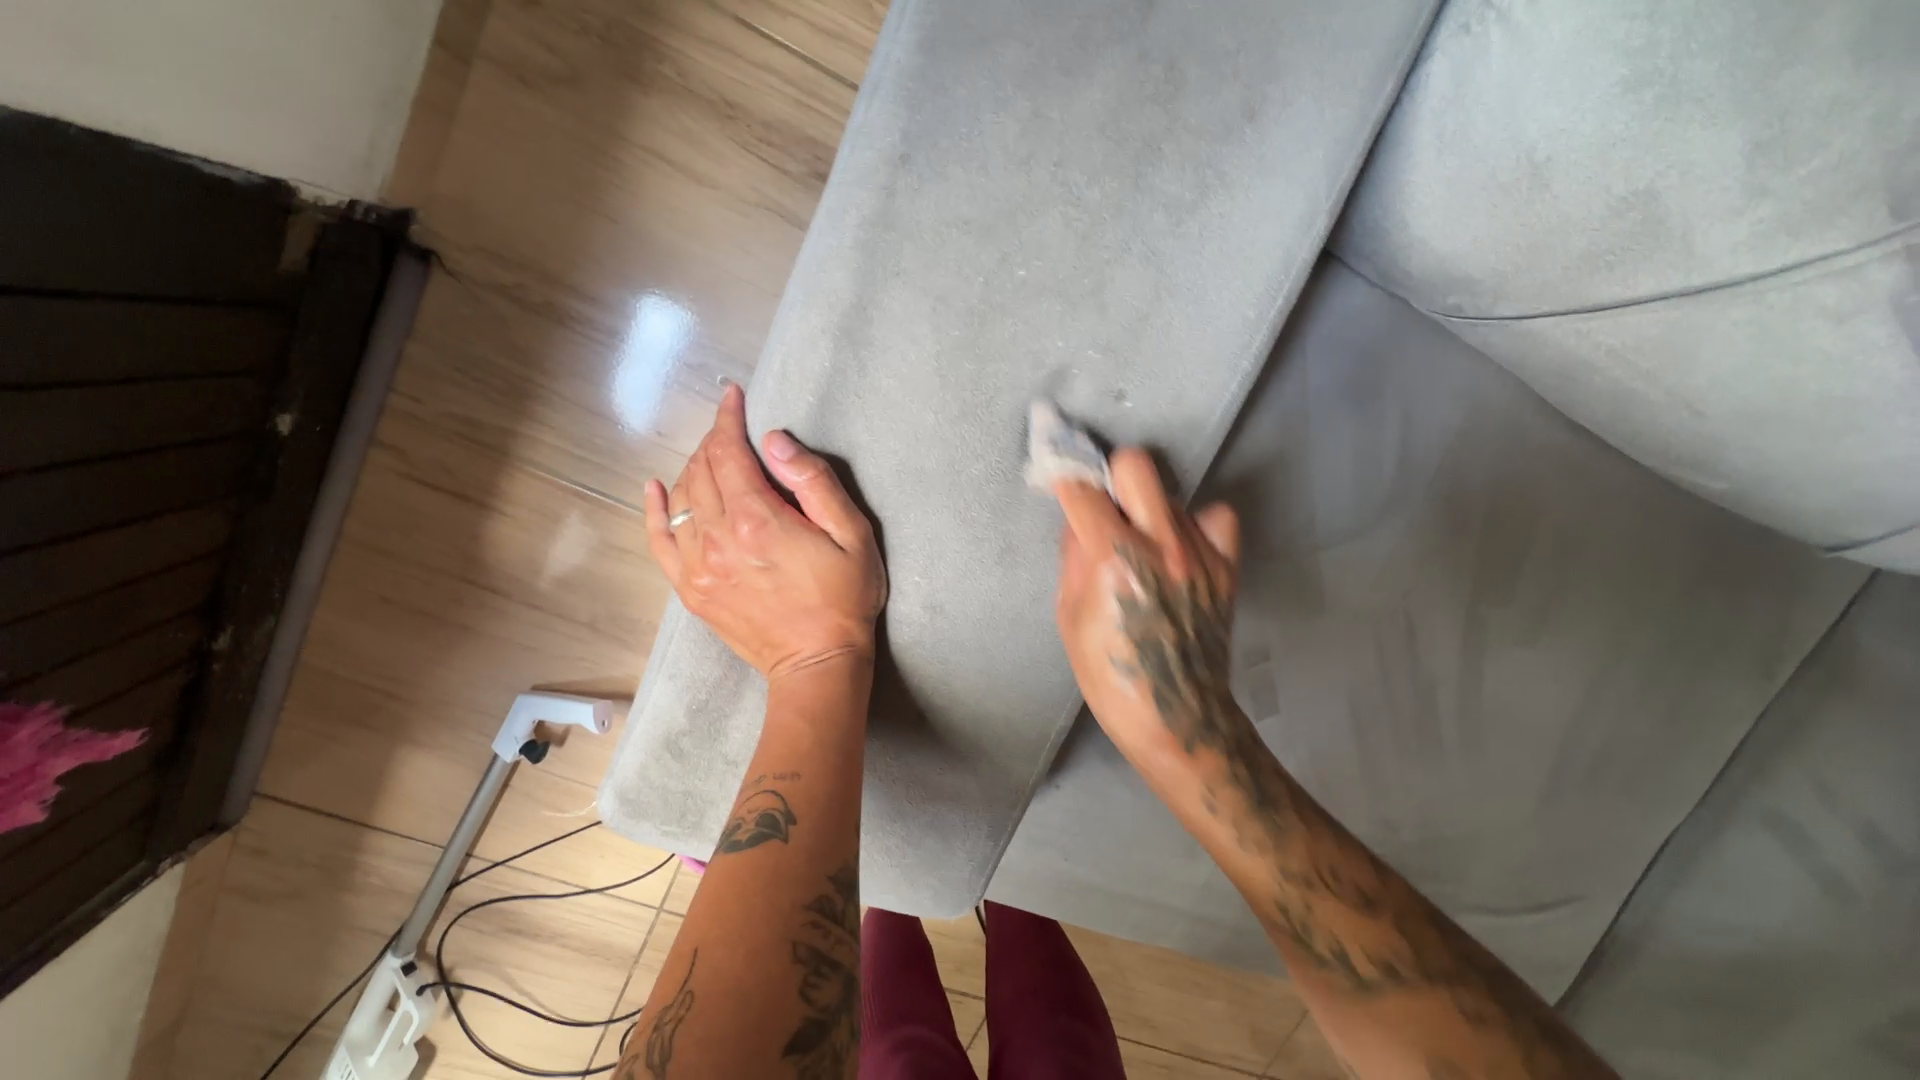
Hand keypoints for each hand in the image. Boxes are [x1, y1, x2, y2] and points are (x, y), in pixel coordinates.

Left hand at [645, 385, 885, 680]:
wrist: (818, 663)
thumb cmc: (844, 598)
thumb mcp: (852, 534)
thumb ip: (814, 482)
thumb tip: (774, 441)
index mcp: (757, 521)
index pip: (729, 453)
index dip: (729, 419)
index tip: (733, 396)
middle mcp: (718, 539)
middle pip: (701, 471)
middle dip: (714, 441)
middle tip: (732, 430)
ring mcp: (697, 567)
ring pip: (680, 499)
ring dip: (694, 469)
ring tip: (713, 458)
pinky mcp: (691, 590)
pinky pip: (659, 540)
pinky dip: (654, 510)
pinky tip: (655, 488)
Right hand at [1052, 448, 1240, 771]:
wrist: (1176, 716)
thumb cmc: (1110, 676)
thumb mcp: (1069, 618)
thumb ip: (1074, 558)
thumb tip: (1079, 520)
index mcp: (1113, 560)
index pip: (1082, 490)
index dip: (1065, 481)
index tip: (1061, 482)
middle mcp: (1160, 545)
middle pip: (1137, 465)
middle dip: (1113, 476)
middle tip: (1107, 505)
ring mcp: (1199, 554)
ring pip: (1173, 494)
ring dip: (1151, 509)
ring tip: (1145, 544)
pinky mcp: (1226, 567)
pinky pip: (1218, 517)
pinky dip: (1197, 525)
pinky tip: (1182, 548)